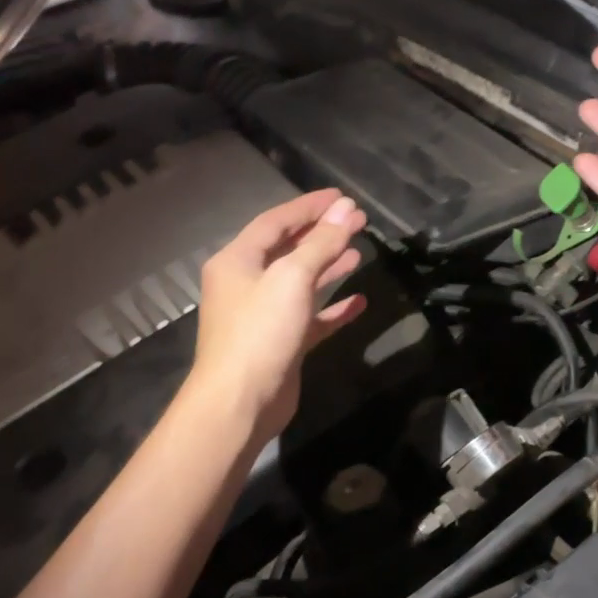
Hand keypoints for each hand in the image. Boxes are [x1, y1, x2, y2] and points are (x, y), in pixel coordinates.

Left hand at [186, 190, 369, 442]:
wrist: (240, 401)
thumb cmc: (260, 331)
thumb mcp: (292, 278)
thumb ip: (321, 243)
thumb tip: (347, 209)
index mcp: (238, 261)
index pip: (275, 222)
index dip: (308, 206)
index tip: (341, 196)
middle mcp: (246, 284)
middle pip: (288, 249)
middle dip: (322, 233)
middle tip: (358, 221)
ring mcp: (264, 315)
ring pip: (301, 282)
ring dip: (328, 265)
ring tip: (359, 252)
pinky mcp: (282, 342)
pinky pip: (311, 316)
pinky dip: (333, 307)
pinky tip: (359, 302)